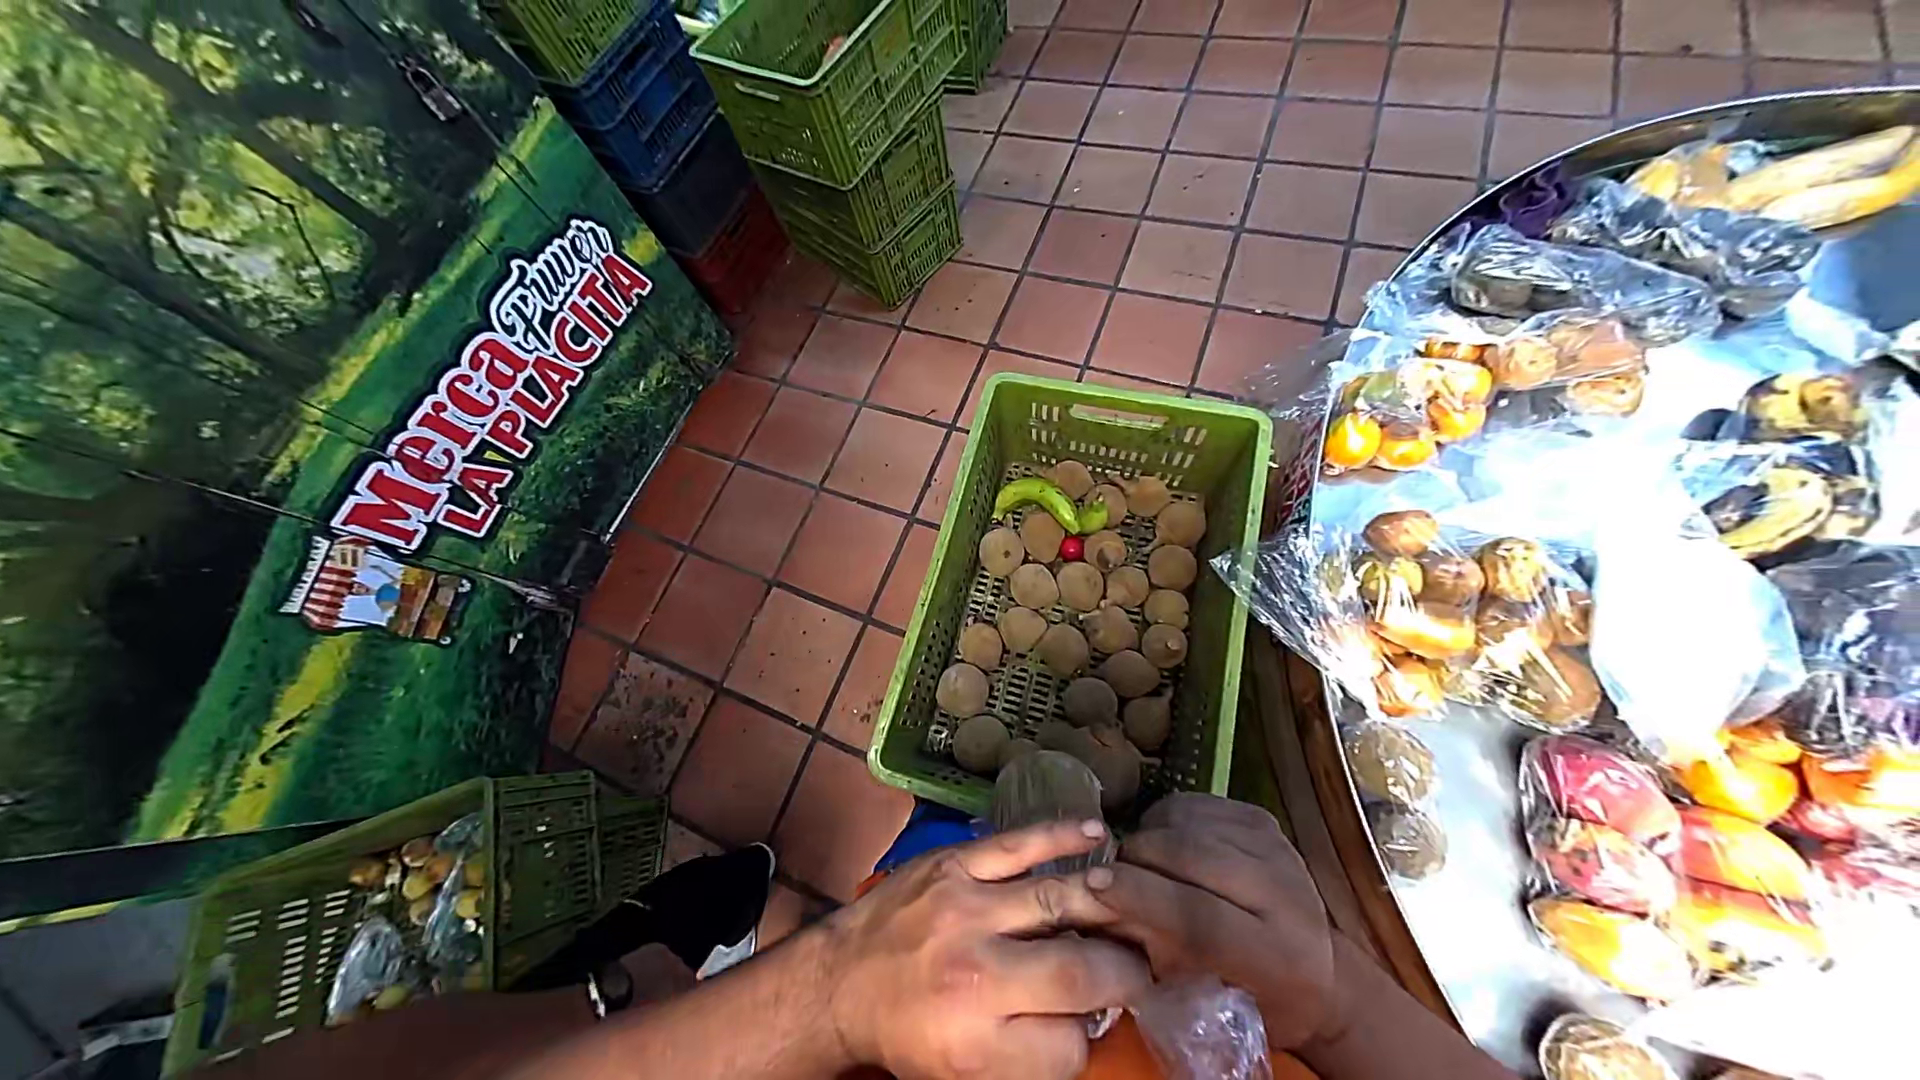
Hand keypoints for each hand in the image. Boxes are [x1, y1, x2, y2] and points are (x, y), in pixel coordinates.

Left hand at [822, 819, 1150, 1079]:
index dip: (1093, 1032)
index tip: (1101, 1014)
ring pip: (1057, 900)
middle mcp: (975, 972)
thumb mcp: (963, 1072)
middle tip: (1145, 963)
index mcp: (975, 1041)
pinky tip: (1097, 834)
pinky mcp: (954, 862)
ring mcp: (965, 906)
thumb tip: (1092, 1016)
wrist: (842, 978)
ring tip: (1140, 907)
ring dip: (1108, 905)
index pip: (1069, 1046)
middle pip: (1077, 972)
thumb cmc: (906, 1031)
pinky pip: (1017, 845)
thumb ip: (1030, 1053)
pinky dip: (1059, 837)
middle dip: (1124, 971)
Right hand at [1061, 794, 1345, 1049]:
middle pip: (1192, 855)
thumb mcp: (1201, 994)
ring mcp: (1277, 848)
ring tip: (1132, 858)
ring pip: (1189, 822)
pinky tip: (1158, 840)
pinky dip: (1164, 818)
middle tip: (1104, 867)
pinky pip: (1195, 804)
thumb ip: (1152, 949)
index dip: (1140, 894)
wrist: (1319, 970)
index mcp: (1279, 957)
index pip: (1198, 915)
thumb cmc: (1249, 997)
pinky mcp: (1263, 820)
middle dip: (1137, 856)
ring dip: (1147, 834)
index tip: (1093, 883)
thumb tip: (1094, 907)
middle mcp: (1287, 894)